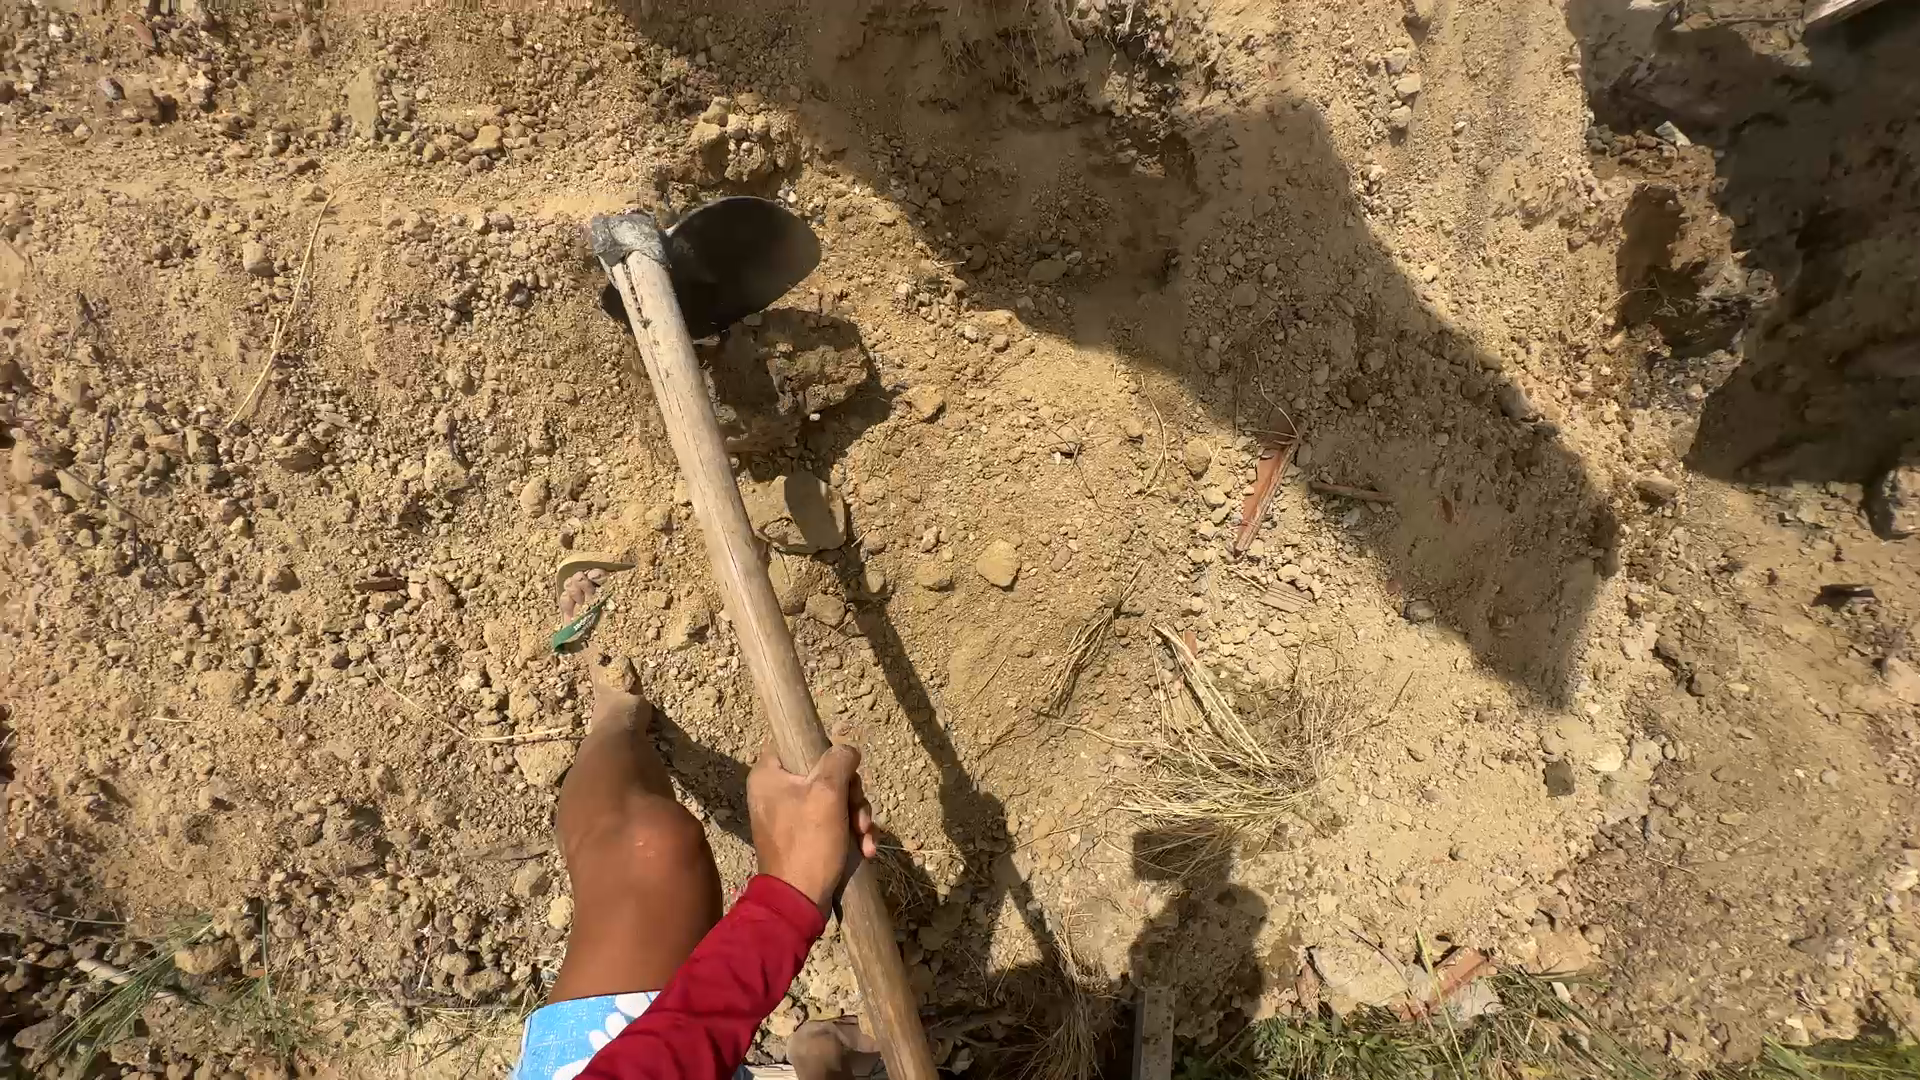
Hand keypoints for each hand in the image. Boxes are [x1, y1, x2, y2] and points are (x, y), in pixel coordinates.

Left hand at [747, 739, 877, 916]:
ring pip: (834, 797)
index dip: (822, 749)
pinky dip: (850, 832)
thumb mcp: (828, 793)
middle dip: (850, 793)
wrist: (799, 903)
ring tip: (864, 836)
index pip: (795, 742)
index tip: (841, 767)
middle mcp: (775, 792)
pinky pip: (832, 821)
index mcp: (768, 775)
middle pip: (823, 772)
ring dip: (856, 815)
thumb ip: (839, 761)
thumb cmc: (808, 842)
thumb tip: (848, 751)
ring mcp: (790, 816)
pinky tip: (864, 848)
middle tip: (857, 813)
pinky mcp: (804, 837)